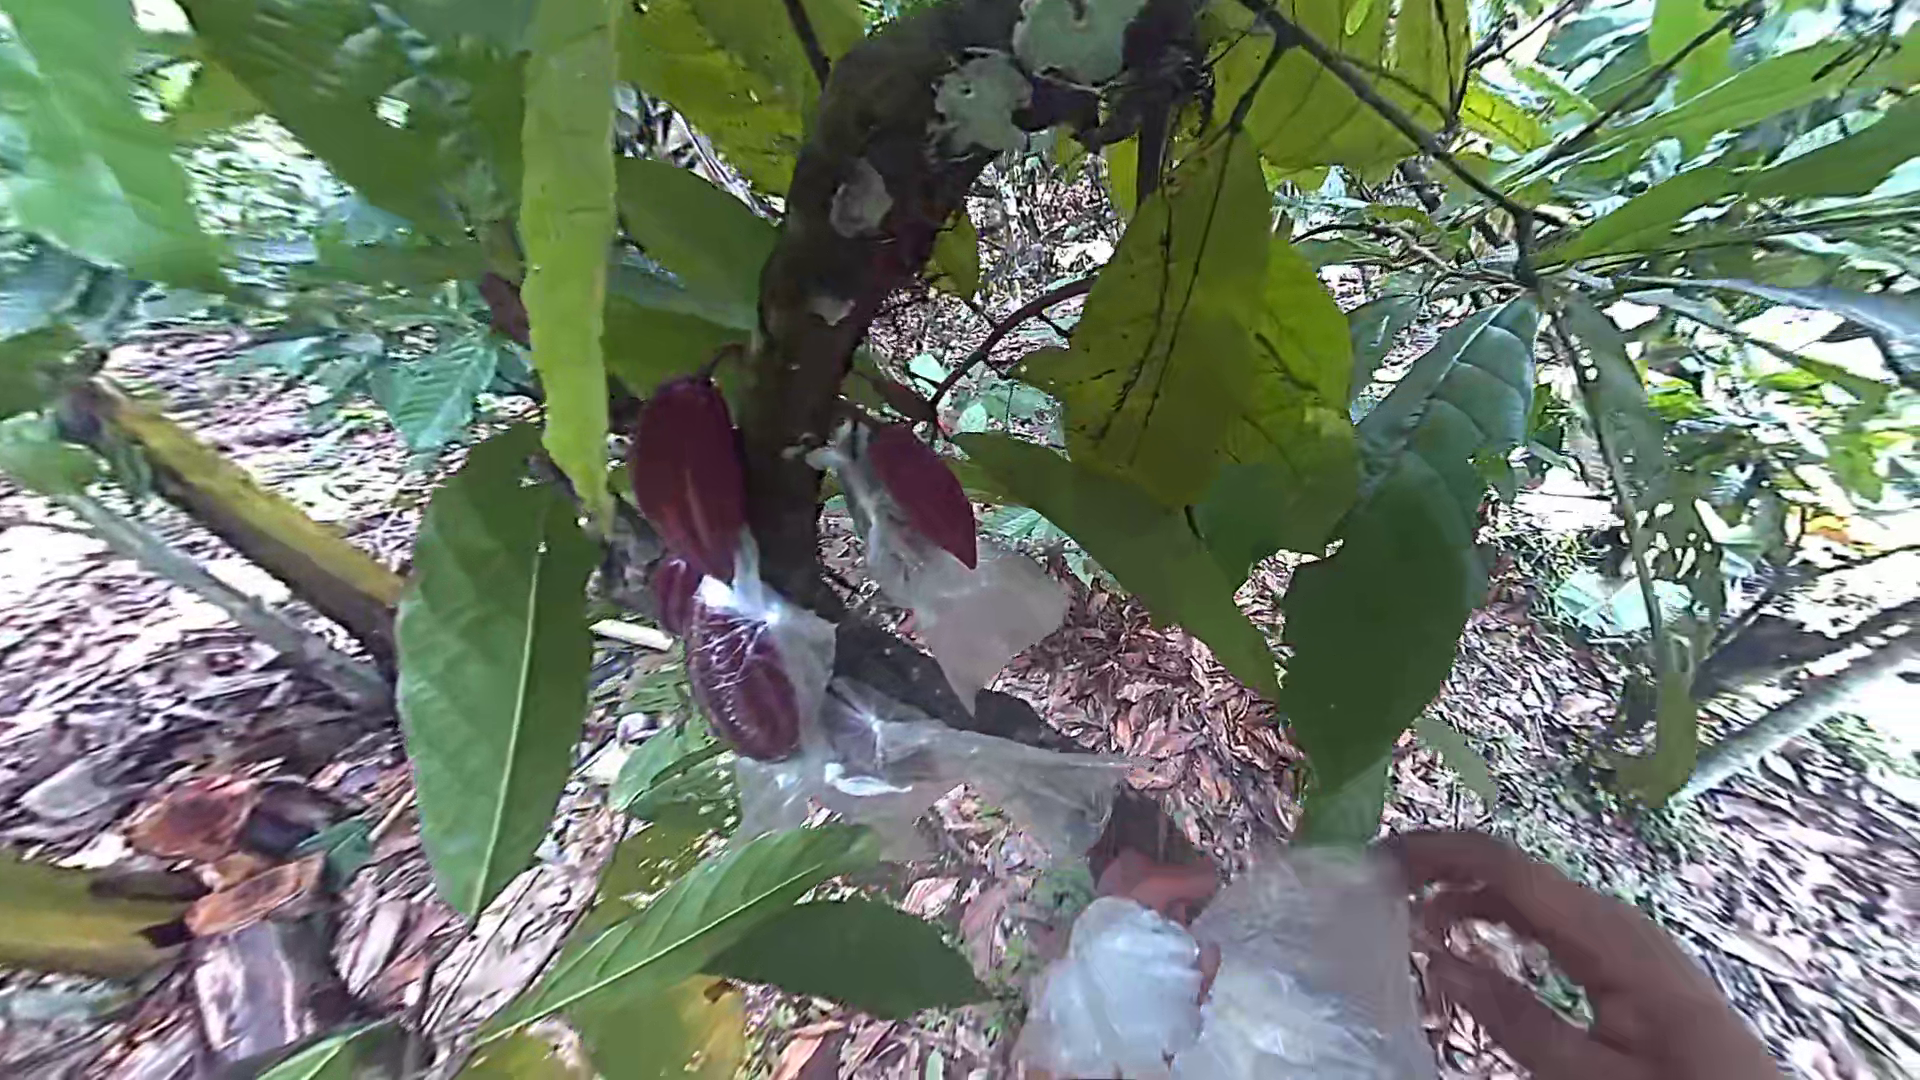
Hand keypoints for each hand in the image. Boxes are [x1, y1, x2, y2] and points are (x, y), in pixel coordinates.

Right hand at [1385, 830, 1780, 1079]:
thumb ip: (1517, 1020)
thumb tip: (1433, 959)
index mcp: (1608, 934)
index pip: (1501, 863)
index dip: (1433, 851)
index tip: (1377, 860)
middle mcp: (1608, 918)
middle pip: (1504, 865)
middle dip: (1435, 863)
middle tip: (1379, 881)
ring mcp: (1614, 934)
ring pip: (1515, 886)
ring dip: (1455, 887)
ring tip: (1410, 911)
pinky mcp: (1615, 955)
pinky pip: (1535, 914)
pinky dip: (1486, 911)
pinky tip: (1460, 933)